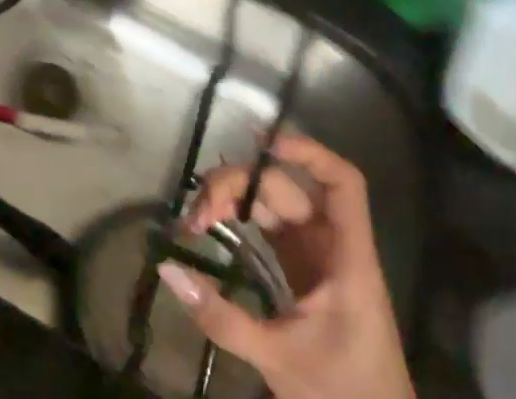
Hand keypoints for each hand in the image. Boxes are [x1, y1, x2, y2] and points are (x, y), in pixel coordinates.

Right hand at [157, 136, 413, 398]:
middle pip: (290, 191)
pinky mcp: (303, 273)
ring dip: (235, 200)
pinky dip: (242, 217)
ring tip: (195, 216)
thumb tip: (167, 269)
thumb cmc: (341, 393)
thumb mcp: (278, 358)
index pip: (343, 186)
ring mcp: (319, 260)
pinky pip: (272, 228)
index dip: (307, 152)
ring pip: (277, 206)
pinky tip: (213, 220)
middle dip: (240, 187)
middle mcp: (335, 250)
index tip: (259, 142)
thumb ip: (222, 317)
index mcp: (348, 261)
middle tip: (195, 213)